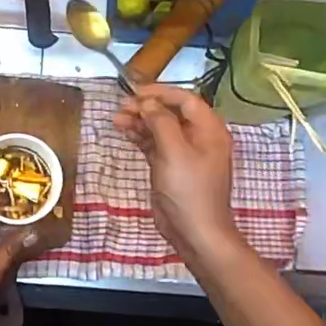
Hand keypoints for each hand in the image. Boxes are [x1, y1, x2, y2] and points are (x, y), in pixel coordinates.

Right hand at [114, 85, 242, 259]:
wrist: (196, 233)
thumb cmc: (189, 191)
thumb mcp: (174, 152)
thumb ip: (161, 122)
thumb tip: (147, 103)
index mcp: (209, 129)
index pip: (185, 99)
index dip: (160, 93)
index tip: (135, 93)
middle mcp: (199, 137)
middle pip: (171, 112)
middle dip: (146, 107)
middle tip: (121, 108)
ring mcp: (185, 153)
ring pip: (160, 128)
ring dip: (140, 122)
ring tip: (116, 120)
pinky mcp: (171, 167)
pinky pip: (156, 145)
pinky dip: (141, 137)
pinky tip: (124, 132)